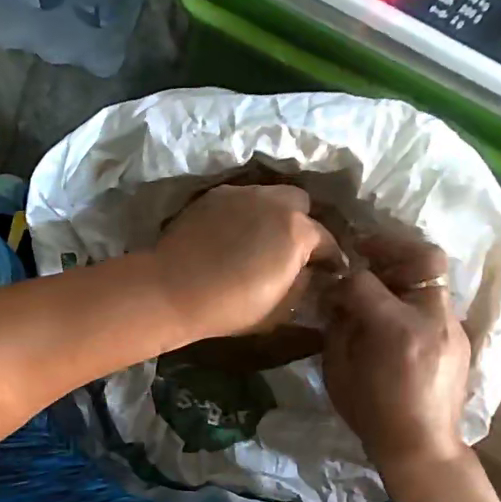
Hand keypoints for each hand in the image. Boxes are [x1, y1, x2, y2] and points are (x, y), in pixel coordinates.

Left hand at [147, 184, 341, 342]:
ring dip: (272, 214)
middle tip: (288, 250)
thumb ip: (304, 285)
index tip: (326, 273)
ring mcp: (242, 193)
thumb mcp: (280, 308)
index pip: (327, 242)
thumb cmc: (229, 307)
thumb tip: (310, 273)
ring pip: (269, 196)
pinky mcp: (213, 196)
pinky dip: (244, 213)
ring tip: (259, 238)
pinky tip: (233, 233)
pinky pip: (240, 200)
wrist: (171, 290)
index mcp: (299, 230)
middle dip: (301, 224)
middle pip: (300, 205)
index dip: (329, 260)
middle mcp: (275, 202)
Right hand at [322, 231, 470, 468]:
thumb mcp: (338, 370)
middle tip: (366, 252)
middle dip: (391, 248)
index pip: (363, 280)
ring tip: (380, 283)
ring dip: (405, 272)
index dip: (342, 280)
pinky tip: (396, 315)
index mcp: (396, 328)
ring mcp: (454, 327)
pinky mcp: (462, 337)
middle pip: (423, 257)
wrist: (422, 446)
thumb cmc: (371, 413)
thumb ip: (338, 326)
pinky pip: (437, 303)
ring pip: (435, 277)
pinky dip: (414, 297)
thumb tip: (339, 299)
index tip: (331, 289)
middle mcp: (432, 318)